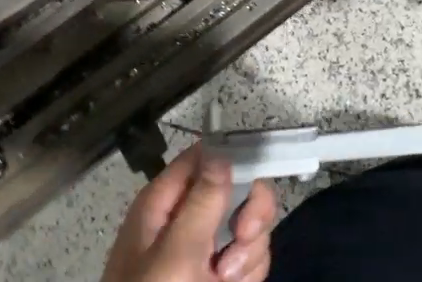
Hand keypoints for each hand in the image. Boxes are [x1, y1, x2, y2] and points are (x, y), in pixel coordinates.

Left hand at [101, 146, 276, 281]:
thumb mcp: (175, 256)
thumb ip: (201, 204)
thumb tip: (222, 152)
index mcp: (163, 203)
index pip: (202, 156)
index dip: (232, 156)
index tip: (258, 170)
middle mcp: (185, 218)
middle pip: (236, 188)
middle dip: (249, 214)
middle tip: (242, 237)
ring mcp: (203, 249)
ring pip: (248, 225)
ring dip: (249, 251)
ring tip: (225, 279)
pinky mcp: (219, 275)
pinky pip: (250, 256)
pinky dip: (249, 272)